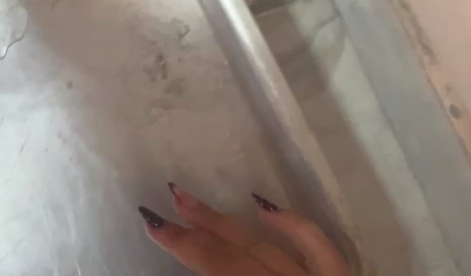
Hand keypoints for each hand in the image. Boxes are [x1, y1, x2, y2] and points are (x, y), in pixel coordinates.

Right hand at [140, 185, 351, 275]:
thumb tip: (201, 271)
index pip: (219, 268)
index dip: (183, 246)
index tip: (150, 223)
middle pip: (238, 252)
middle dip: (199, 228)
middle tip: (167, 205)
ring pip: (267, 244)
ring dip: (229, 220)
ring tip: (194, 201)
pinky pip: (320, 246)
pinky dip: (290, 223)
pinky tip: (264, 208)